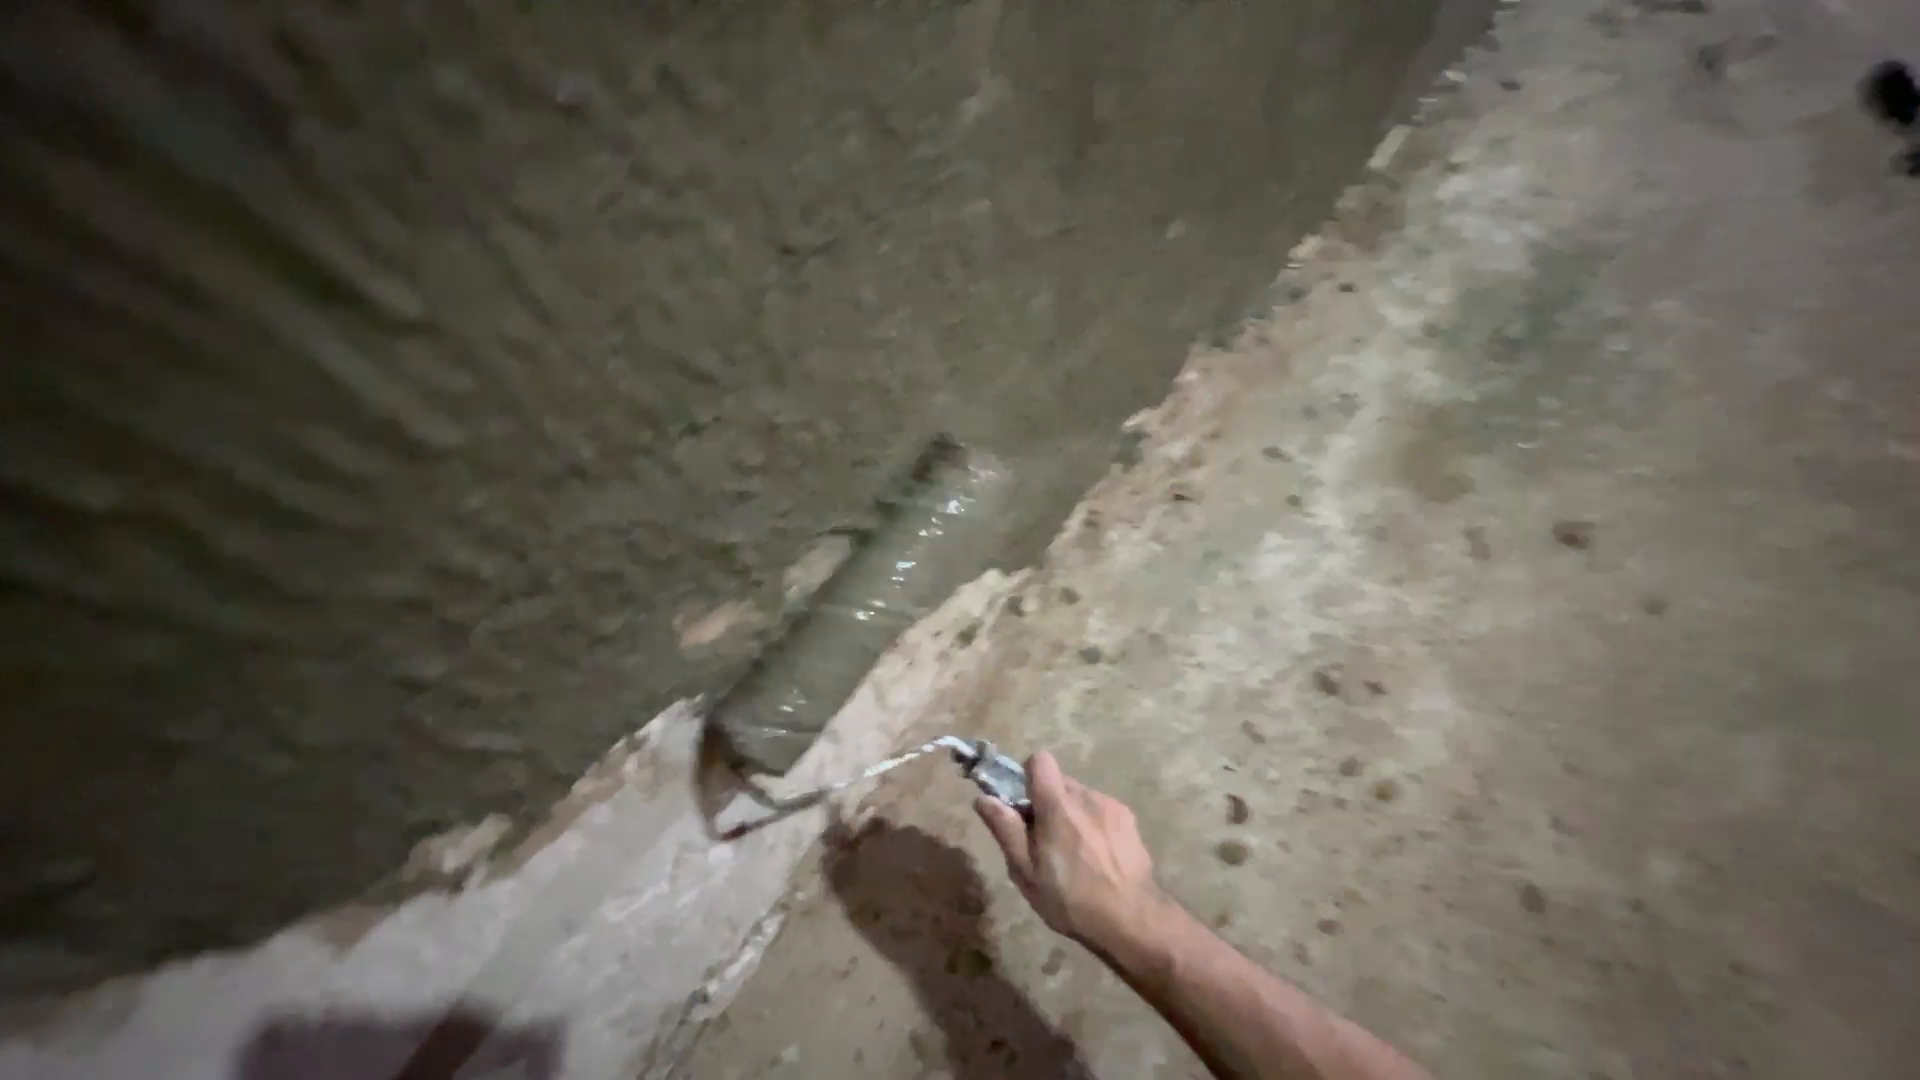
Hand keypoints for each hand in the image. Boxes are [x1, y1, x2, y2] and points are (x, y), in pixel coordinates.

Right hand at [974, 751, 1163, 949]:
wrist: (1132, 920)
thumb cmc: (1071, 900)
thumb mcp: (1027, 873)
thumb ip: (1006, 830)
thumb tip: (984, 798)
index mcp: (1058, 805)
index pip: (1039, 761)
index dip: (1027, 777)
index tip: (1024, 808)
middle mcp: (1086, 796)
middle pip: (1059, 782)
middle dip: (1048, 803)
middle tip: (1045, 842)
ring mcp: (1111, 806)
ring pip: (1080, 797)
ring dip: (1072, 815)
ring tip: (1074, 855)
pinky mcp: (1129, 819)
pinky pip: (1101, 810)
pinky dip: (1093, 825)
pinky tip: (1098, 858)